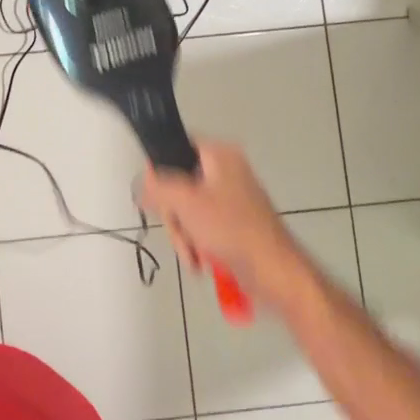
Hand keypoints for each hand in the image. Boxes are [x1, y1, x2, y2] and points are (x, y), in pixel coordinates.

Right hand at [141, 141, 306, 307]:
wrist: (275, 273)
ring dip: (183, 234)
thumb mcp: (186, 201)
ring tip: (191, 254)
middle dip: (174, 214)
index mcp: (220, 155)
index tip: (153, 193)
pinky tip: (199, 262)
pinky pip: (202, 227)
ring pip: (188, 209)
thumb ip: (158, 186)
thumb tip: (144, 181)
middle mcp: (226, 172)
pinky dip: (197, 244)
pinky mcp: (233, 226)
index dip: (159, 167)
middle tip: (177, 229)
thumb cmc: (231, 229)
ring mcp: (230, 200)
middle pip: (178, 182)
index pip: (176, 145)